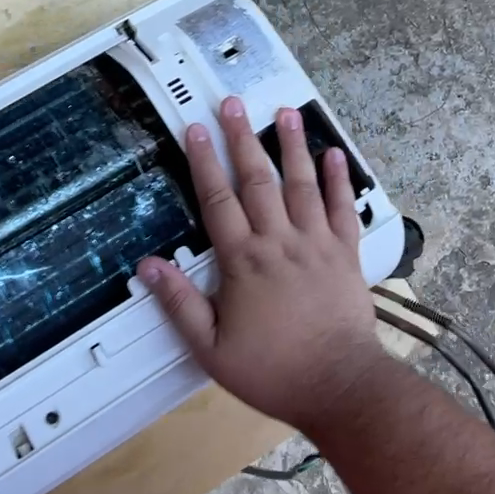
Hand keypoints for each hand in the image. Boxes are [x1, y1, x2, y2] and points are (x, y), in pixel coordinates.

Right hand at [137, 97, 382, 435]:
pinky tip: (333, 154)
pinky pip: (343, 210)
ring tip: (285, 112)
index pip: (218, 199)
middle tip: (233, 105)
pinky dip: (338, 180)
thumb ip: (179, 303)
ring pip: (302, 185)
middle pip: (257, 180)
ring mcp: (316, 244)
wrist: (342, 388)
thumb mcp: (211, 347)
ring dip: (292, 146)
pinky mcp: (346, 255)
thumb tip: (148, 266)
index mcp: (244, 260)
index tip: (196, 130)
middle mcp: (279, 241)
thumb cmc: (274, 370)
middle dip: (242, 138)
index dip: (205, 162)